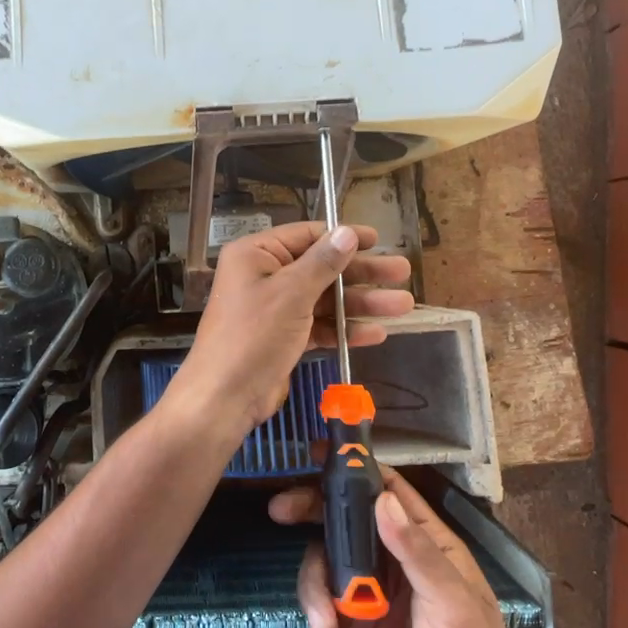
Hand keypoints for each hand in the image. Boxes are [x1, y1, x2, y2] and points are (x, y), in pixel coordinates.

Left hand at [166, 222, 412, 439]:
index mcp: (255, 254)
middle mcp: (263, 275)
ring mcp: (274, 308)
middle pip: (320, 268)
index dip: (342, 237)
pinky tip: (377, 333)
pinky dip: (344, 329)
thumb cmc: (254, 335)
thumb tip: (347, 232)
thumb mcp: (291, 294)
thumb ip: (322, 263)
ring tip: (403, 305)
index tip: (377, 239)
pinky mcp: (283, 336)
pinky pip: (319, 325)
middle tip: (402, 272)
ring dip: (361, 303)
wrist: (225, 395)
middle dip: (361, 273)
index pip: (305, 236)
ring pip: (324, 299)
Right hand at [270, 468, 517, 627]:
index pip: (385, 489)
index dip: (352, 467)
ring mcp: (369, 592)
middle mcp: (391, 558)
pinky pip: (323, 612)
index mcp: (423, 542)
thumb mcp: (453, 604)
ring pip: (323, 567)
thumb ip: (418, 551)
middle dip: (308, 514)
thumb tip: (382, 497)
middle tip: (279, 511)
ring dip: (318, 598)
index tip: (313, 455)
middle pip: (341, 520)